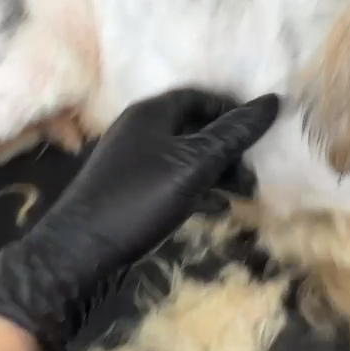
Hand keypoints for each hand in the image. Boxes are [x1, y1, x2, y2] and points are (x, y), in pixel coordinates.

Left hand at [0, 89, 279, 350]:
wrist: (76, 254)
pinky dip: (197, 187)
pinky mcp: (128, 190)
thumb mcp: (194, 166)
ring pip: (184, 154)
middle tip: (255, 165)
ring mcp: (131, 161)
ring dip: (215, 168)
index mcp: (151, 113)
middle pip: (193, 124)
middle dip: (227, 143)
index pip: (200, 96)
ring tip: (244, 191)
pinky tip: (216, 208)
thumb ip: (233, 134)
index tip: (259, 130)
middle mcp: (139, 129)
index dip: (231, 109)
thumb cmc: (138, 200)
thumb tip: (272, 101)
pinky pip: (172, 177)